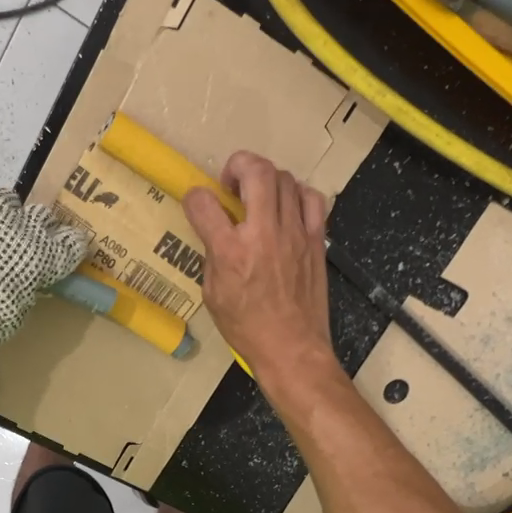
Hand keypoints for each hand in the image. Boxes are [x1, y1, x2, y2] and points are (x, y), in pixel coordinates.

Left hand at [0, 165, 87, 379]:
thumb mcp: (17, 309)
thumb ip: (26, 284)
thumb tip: (24, 277)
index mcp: (42, 256)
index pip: (71, 241)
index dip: (65, 245)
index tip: (59, 250)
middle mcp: (23, 224)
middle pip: (37, 215)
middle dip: (28, 231)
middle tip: (11, 248)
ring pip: (4, 197)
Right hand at [183, 152, 333, 388]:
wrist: (291, 347)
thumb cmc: (246, 328)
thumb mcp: (212, 296)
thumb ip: (213, 257)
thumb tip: (217, 233)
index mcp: (230, 253)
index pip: (204, 204)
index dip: (195, 198)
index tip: (197, 204)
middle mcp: (263, 234)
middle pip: (256, 171)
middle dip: (238, 165)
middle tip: (231, 182)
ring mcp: (294, 233)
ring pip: (284, 178)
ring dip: (266, 179)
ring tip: (258, 195)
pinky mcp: (316, 239)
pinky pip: (311, 198)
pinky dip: (297, 194)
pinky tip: (287, 207)